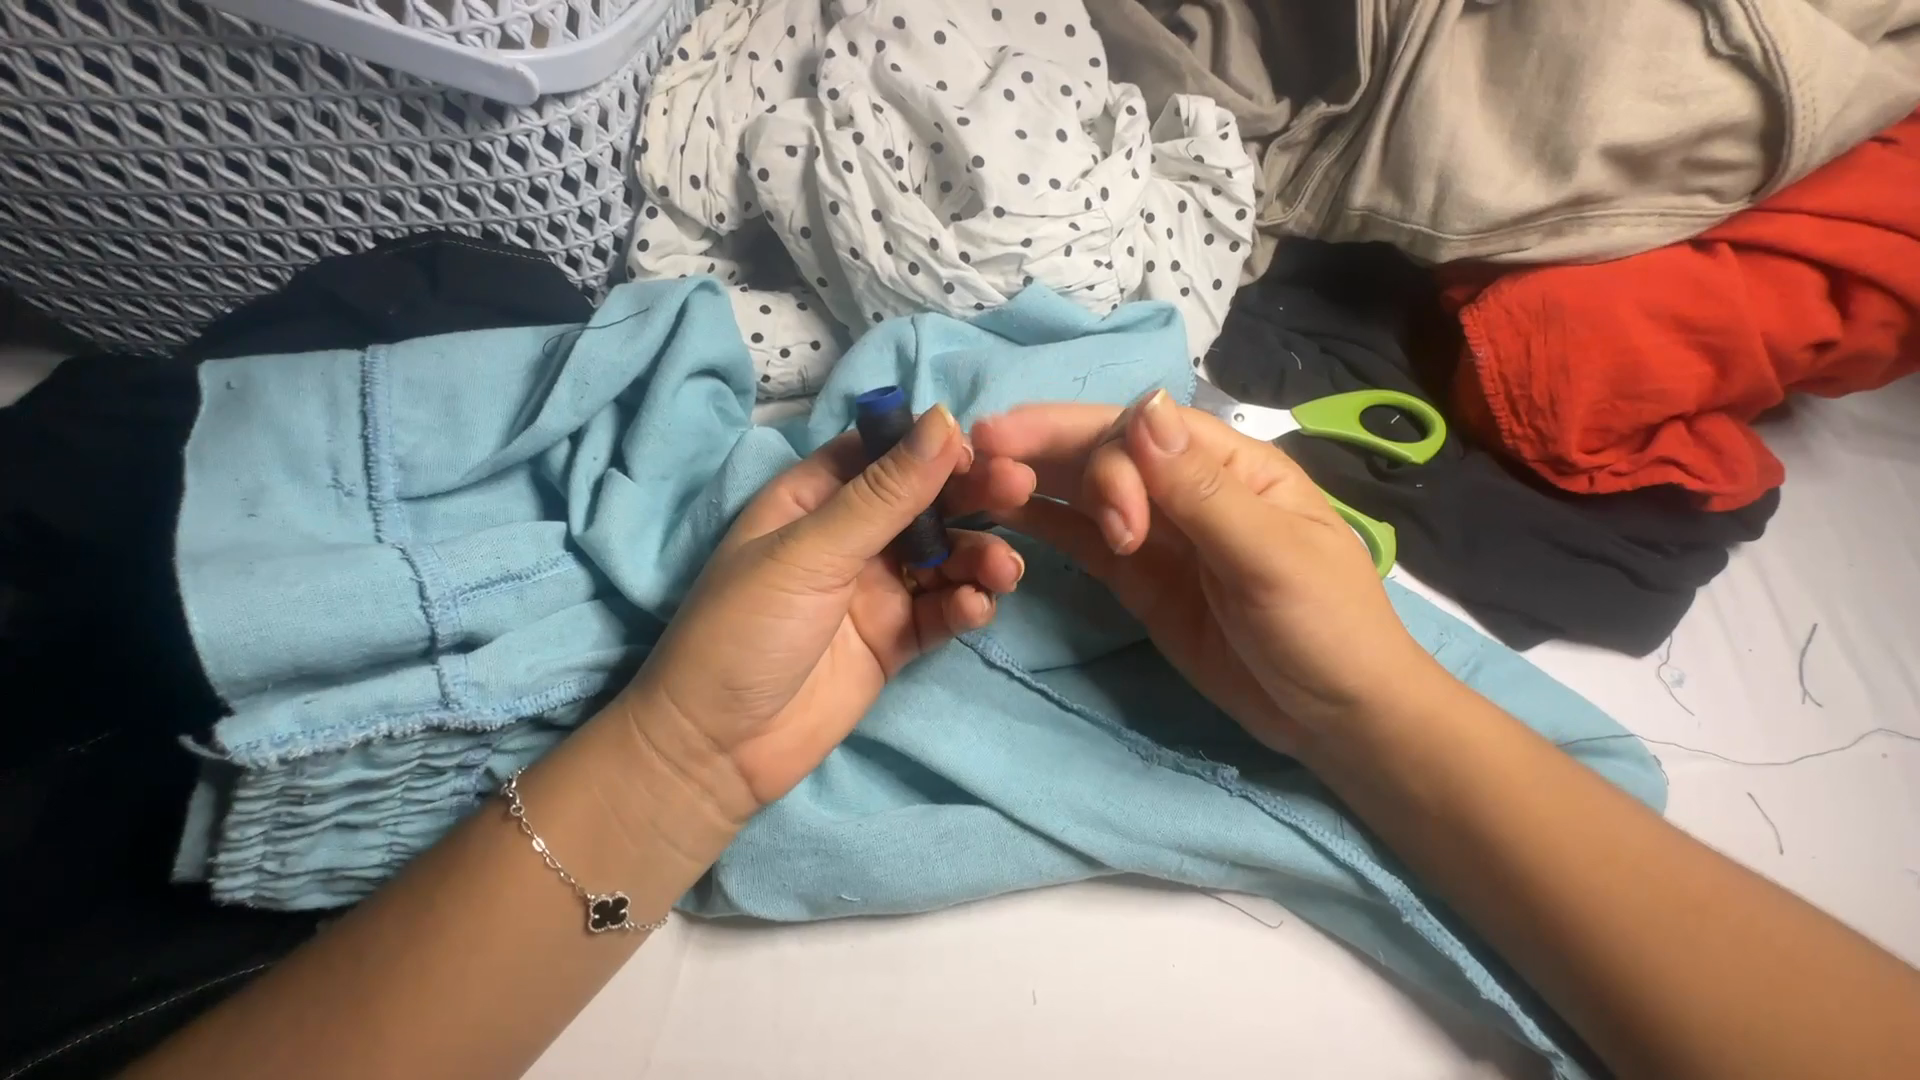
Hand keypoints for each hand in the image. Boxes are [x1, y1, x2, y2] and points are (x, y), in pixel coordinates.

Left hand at [618, 405, 1028, 822]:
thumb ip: (883, 494)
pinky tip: (974, 609)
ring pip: (944, 557)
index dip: (931, 446)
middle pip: (924, 501)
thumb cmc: (745, 631)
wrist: (717, 751)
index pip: (883, 453)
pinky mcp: (895, 639)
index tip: (979, 451)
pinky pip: (942, 610)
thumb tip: (944, 418)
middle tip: (1017, 492)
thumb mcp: (810, 553)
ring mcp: (875, 590)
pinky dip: (965, 605)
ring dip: (978, 556)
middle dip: (970, 495)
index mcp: (813, 499)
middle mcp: (849, 537)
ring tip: (1002, 570)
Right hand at [963, 390, 1438, 753]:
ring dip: (1034, 479)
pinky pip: (1082, 539)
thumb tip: (1143, 408)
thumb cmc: (1325, 628)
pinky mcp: (1137, 576)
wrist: (1333, 716)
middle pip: (1103, 450)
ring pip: (1084, 489)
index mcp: (1228, 465)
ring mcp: (1156, 532)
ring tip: (975, 480)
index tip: (1108, 520)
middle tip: (980, 451)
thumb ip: (1201, 489)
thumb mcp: (1273, 558)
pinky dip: (1044, 523)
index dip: (1098, 446)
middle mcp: (1184, 486)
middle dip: (1044, 447)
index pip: (1146, 433)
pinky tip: (1002, 512)